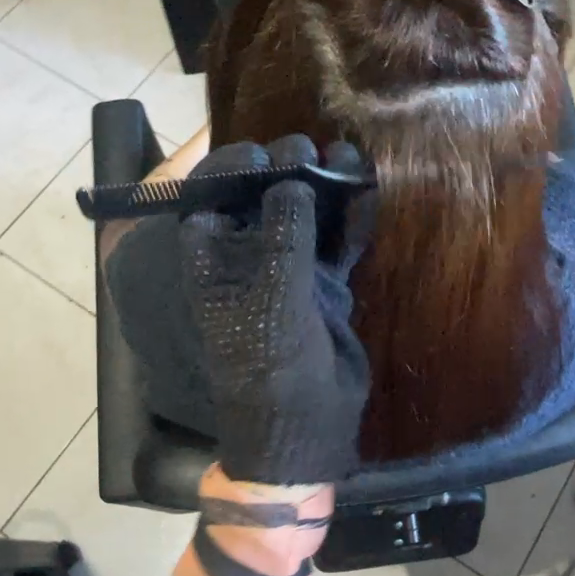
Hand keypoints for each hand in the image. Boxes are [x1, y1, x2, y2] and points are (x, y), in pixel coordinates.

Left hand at [181, 136, 373, 485]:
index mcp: (214, 261)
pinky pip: (338, 240)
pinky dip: (352, 216)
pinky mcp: (325, 284)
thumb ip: (282, 234)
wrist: (305, 426)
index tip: (259, 152)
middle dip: (283, 168)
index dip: (228, 169)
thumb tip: (290, 179)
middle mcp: (247, 259)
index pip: (209, 199)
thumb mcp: (273, 296)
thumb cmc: (270, 363)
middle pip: (261, 198)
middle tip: (307, 149)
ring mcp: (288, 270)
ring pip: (304, 213)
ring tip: (344, 154)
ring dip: (323, 184)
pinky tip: (365, 185)